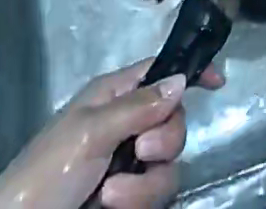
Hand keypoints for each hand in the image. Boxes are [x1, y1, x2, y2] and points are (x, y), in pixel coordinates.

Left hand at [0, 61, 224, 208]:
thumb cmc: (46, 173)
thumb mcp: (89, 131)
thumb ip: (139, 106)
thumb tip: (182, 79)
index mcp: (113, 96)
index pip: (159, 71)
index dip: (190, 72)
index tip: (219, 82)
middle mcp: (126, 125)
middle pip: (174, 118)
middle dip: (165, 138)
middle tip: (141, 151)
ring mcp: (129, 164)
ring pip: (170, 161)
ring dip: (145, 182)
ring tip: (111, 195)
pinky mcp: (130, 199)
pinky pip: (158, 191)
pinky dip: (140, 201)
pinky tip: (112, 207)